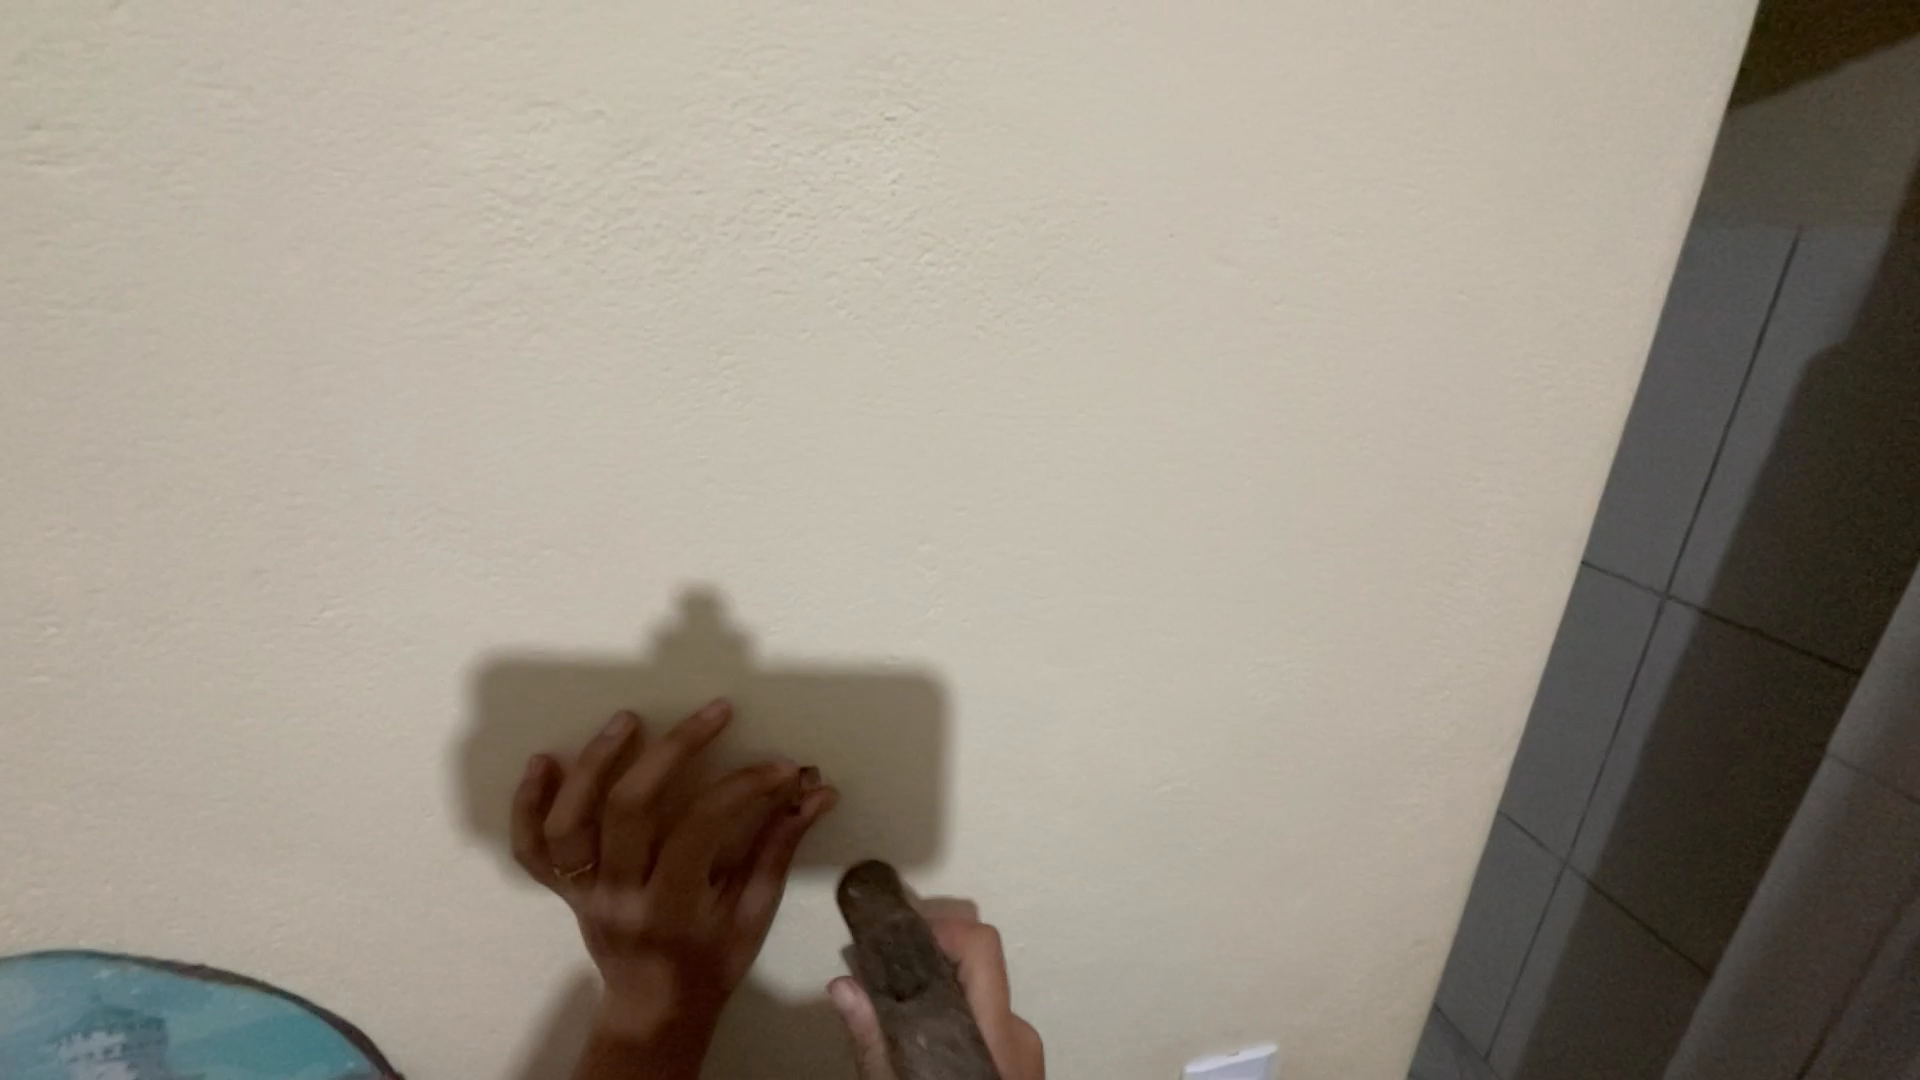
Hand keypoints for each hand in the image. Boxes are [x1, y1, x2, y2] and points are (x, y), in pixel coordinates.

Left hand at [511, 699, 837, 1077]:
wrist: (653, 1011)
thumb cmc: (711, 963)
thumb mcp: (754, 913)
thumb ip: (781, 848)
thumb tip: (819, 791)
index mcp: (668, 908)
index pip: (701, 828)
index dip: (745, 787)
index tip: (783, 768)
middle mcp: (615, 897)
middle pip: (628, 809)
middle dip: (675, 749)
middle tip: (714, 712)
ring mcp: (580, 893)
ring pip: (569, 823)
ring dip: (596, 764)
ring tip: (628, 719)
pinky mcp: (562, 889)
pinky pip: (531, 849)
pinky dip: (528, 805)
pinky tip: (544, 761)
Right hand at [828, 905, 1044, 1079]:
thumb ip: (873, 1044)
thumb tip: (842, 986)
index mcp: (996, 1037)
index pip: (983, 946)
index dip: (942, 929)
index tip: (898, 942)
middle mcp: (1019, 1036)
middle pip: (975, 973)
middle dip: (926, 970)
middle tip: (881, 985)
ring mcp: (1024, 1054)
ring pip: (976, 1004)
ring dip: (936, 1003)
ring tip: (894, 1030)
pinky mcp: (1021, 1070)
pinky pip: (984, 1029)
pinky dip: (952, 1026)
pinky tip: (921, 1056)